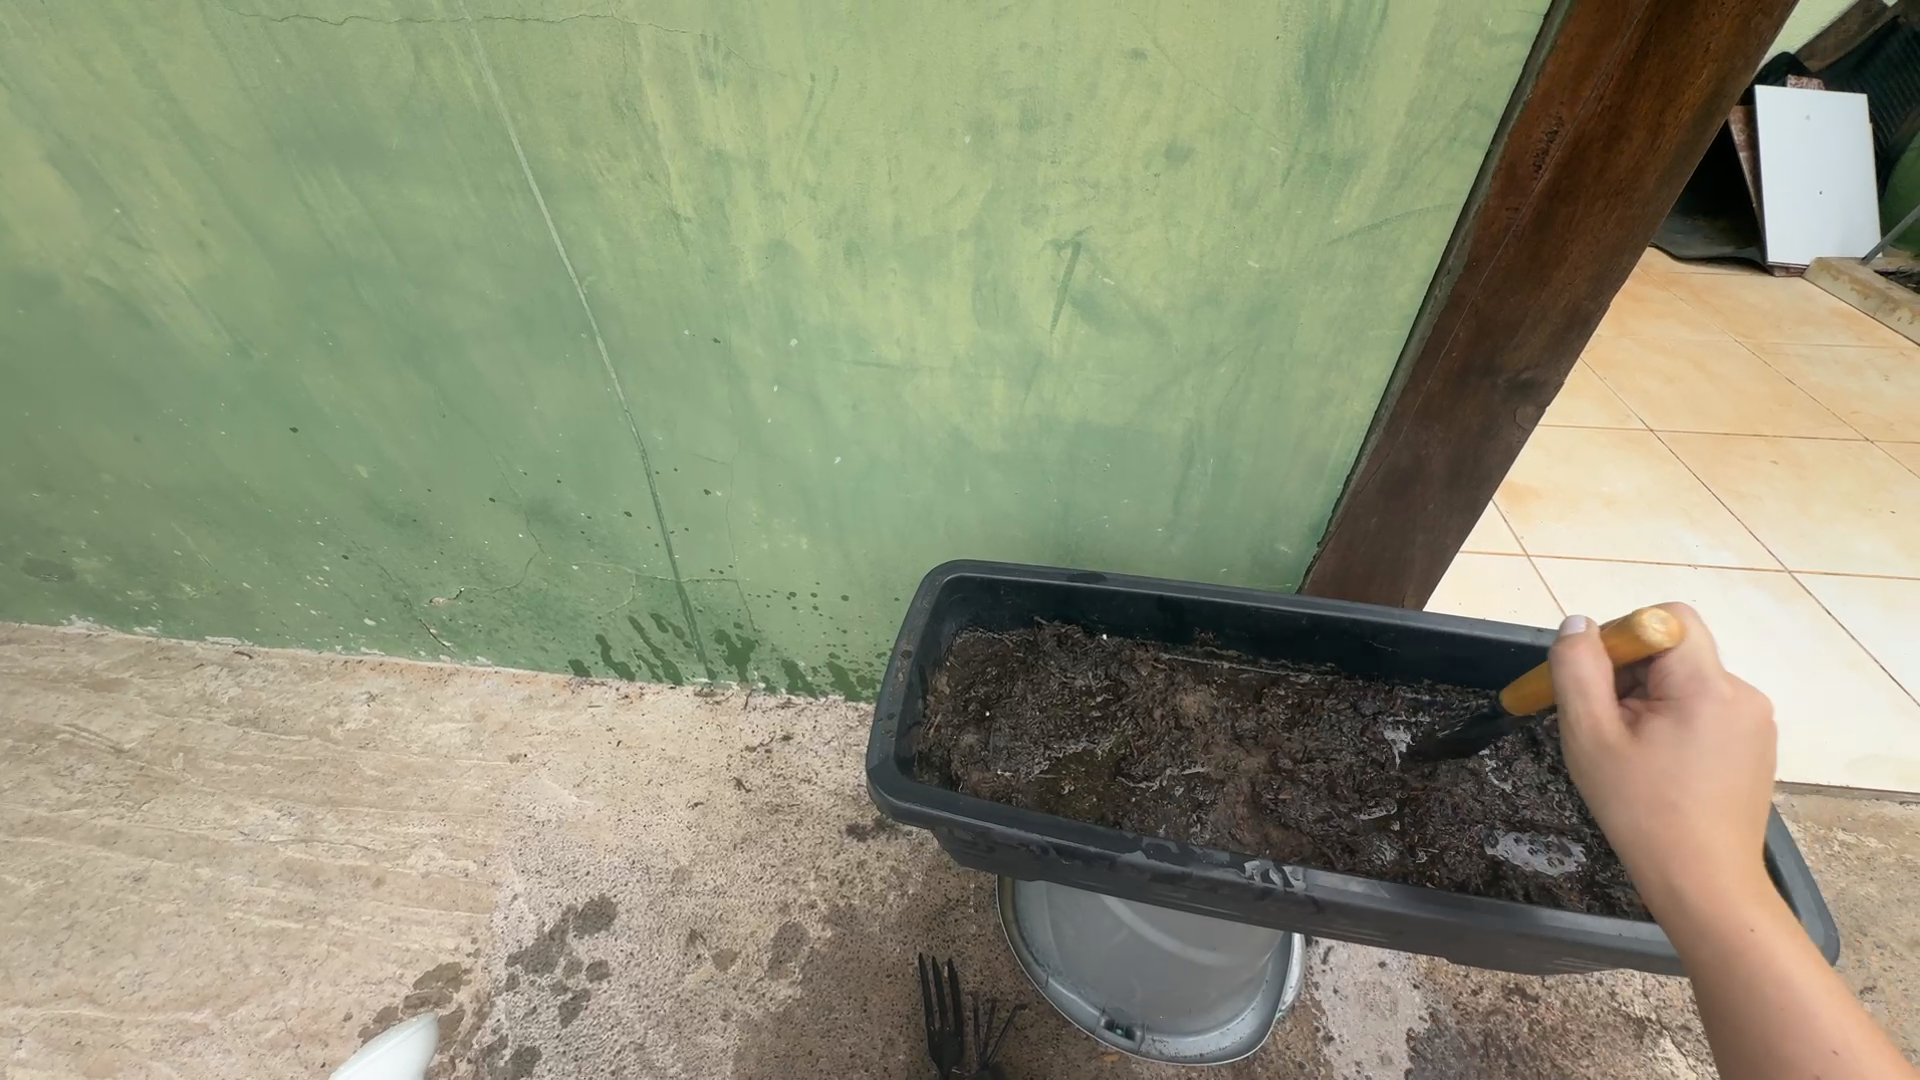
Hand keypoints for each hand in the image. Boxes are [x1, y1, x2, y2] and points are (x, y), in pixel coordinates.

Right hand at [1549, 603, 1777, 919]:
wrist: (1700, 877)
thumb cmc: (1636, 803)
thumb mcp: (1587, 731)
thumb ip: (1578, 667)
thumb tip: (1578, 624)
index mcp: (1707, 687)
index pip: (1666, 619)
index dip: (1620, 635)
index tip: (1593, 677)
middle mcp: (1741, 694)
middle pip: (1669, 649)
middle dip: (1622, 672)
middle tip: (1592, 717)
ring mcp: (1751, 720)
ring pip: (1678, 678)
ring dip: (1638, 696)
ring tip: (1617, 742)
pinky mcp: (1748, 742)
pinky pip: (1695, 704)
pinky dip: (1661, 715)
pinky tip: (1645, 755)